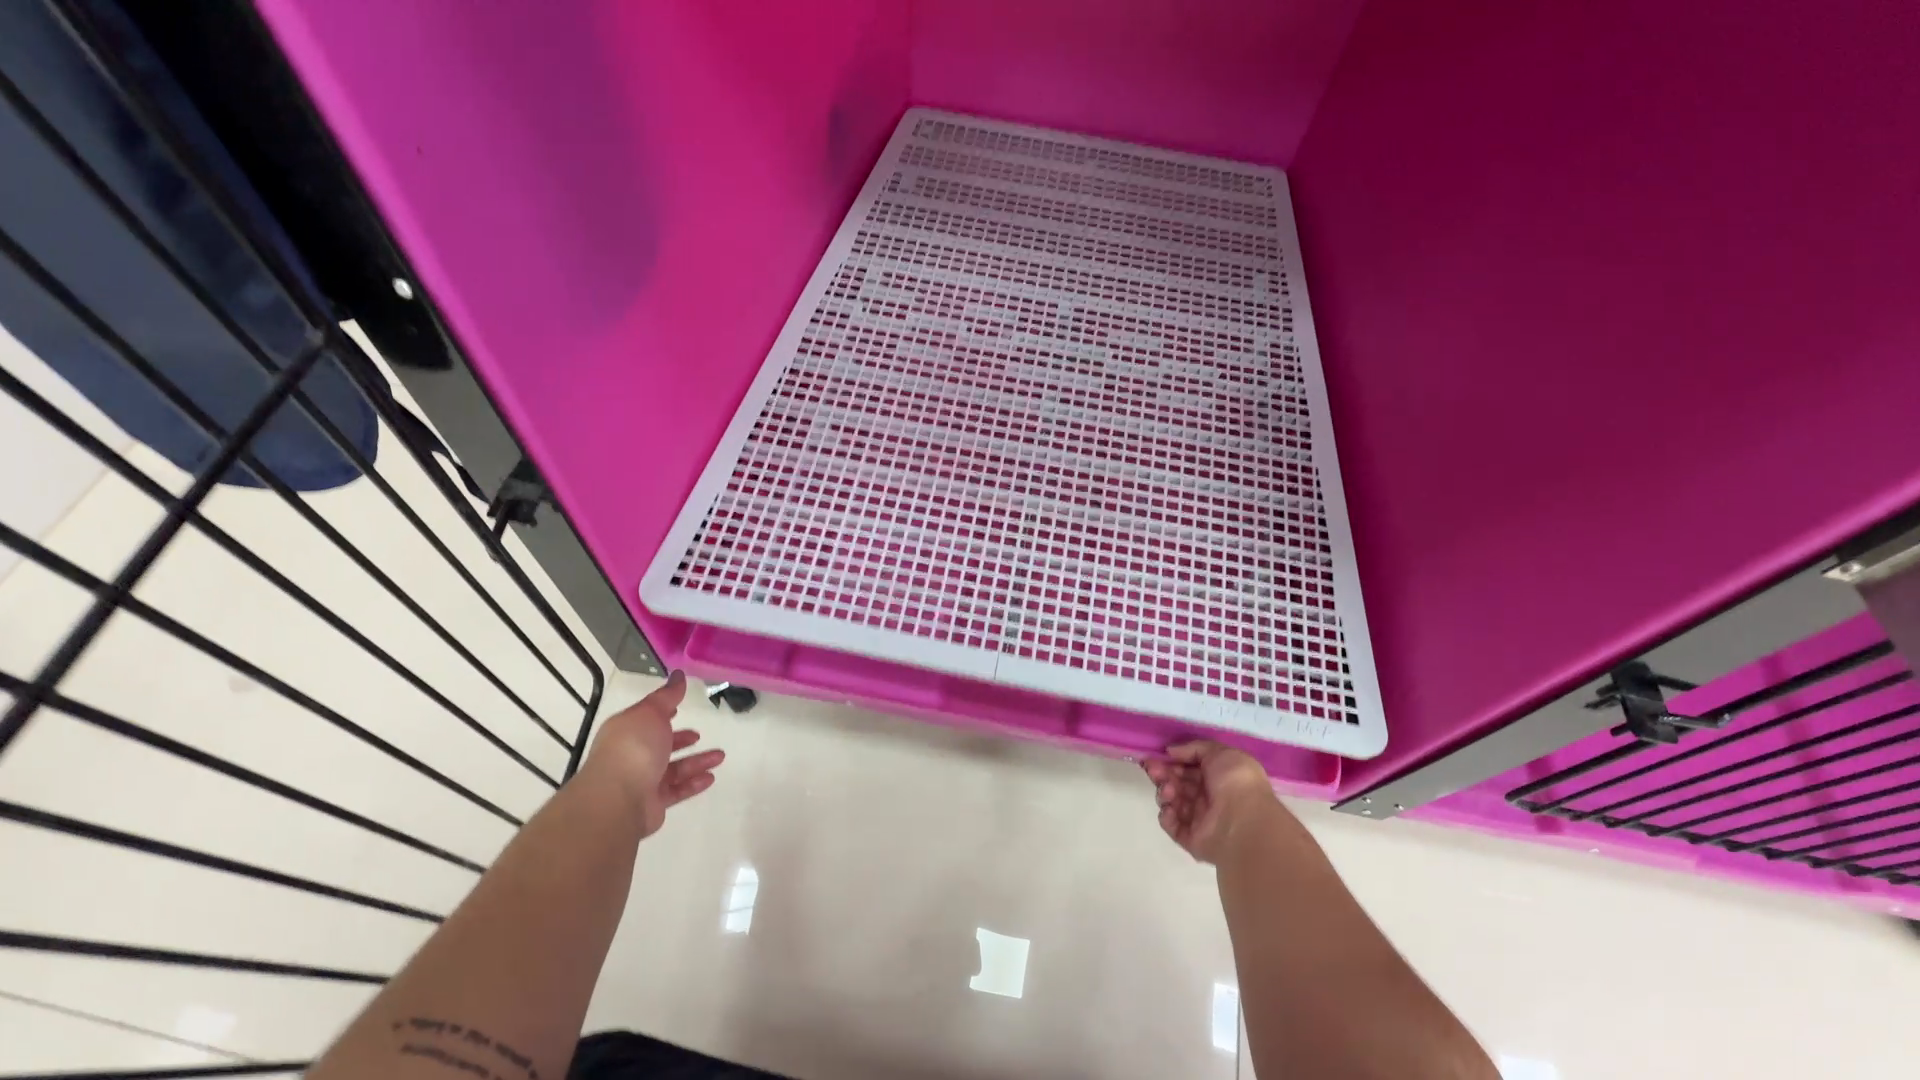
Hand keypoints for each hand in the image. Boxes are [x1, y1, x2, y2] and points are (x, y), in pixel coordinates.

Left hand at [578, 671, 724, 836]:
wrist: (618, 798)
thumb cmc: (634, 748)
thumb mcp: (651, 713)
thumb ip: (667, 696)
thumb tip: (678, 675)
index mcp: (626, 730)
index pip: (645, 719)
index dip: (661, 713)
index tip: (678, 709)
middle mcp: (631, 755)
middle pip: (658, 745)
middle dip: (679, 739)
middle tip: (698, 734)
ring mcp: (640, 780)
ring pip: (672, 769)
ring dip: (696, 762)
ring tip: (720, 756)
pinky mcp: (652, 803)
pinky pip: (676, 790)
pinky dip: (693, 783)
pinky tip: (711, 777)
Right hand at [1143, 741, 1280, 864]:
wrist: (1243, 821)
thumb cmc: (1235, 782)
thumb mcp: (1220, 753)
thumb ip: (1194, 748)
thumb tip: (1170, 751)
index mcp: (1217, 777)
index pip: (1188, 767)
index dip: (1171, 760)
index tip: (1155, 755)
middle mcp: (1208, 797)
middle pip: (1177, 782)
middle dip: (1162, 774)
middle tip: (1153, 770)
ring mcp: (1199, 819)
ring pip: (1172, 802)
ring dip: (1165, 792)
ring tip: (1169, 791)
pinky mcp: (1190, 838)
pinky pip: (1172, 825)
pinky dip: (1167, 816)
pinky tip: (1170, 810)